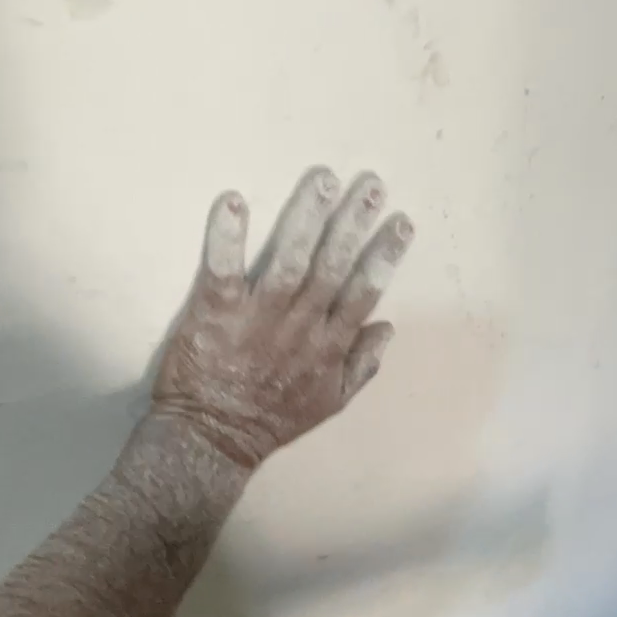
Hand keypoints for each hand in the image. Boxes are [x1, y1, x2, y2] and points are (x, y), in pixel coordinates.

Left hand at [148, 169, 413, 470]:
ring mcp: (260, 317)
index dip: (385, 255)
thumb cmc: (275, 419)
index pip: (365, 291)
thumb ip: (363, 365)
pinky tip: (236, 201)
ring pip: (290, 259)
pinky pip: (224, 269)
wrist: (214, 438)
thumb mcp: (333, 402)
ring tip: (323, 179)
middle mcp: (302, 325)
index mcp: (331, 344)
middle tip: (370, 183)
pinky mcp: (216, 313)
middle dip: (354, 223)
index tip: (402, 221)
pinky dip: (229, 237)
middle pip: (333, 265)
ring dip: (307, 217)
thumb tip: (388, 326)